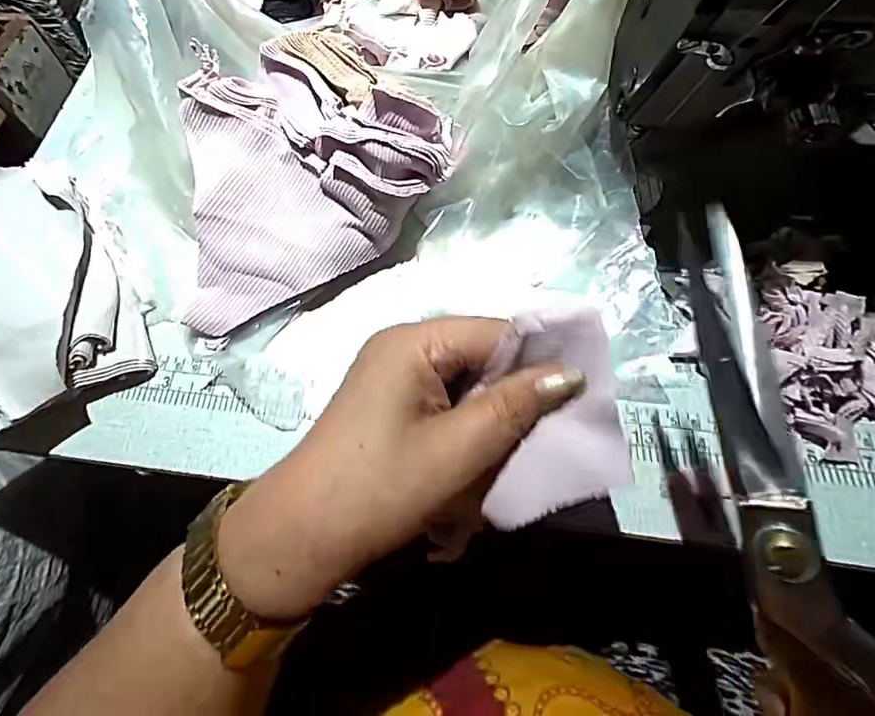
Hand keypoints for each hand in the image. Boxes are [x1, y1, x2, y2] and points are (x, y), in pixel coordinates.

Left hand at [214, 316, 585, 620]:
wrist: (297, 540)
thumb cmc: (378, 490)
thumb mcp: (456, 451)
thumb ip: (515, 406)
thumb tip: (570, 374)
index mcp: (414, 341)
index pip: (495, 332)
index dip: (538, 359)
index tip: (577, 392)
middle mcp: (405, 345)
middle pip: (483, 354)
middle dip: (514, 392)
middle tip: (547, 430)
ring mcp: (396, 373)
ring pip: (469, 380)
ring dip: (493, 414)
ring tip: (514, 448)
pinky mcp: (393, 401)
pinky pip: (448, 400)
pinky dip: (469, 425)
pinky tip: (480, 457)